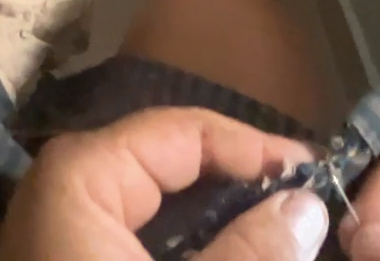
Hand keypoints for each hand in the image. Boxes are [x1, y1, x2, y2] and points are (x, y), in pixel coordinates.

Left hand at [0, 106, 330, 260]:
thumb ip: (248, 251)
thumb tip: (307, 205)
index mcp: (83, 170)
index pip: (185, 130)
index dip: (253, 148)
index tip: (315, 175)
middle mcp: (68, 180)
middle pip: (173, 159)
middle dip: (239, 183)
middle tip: (303, 206)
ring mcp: (64, 221)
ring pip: (159, 198)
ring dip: (217, 217)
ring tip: (276, 232)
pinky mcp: (70, 255)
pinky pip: (138, 231)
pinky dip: (186, 241)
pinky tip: (226, 252)